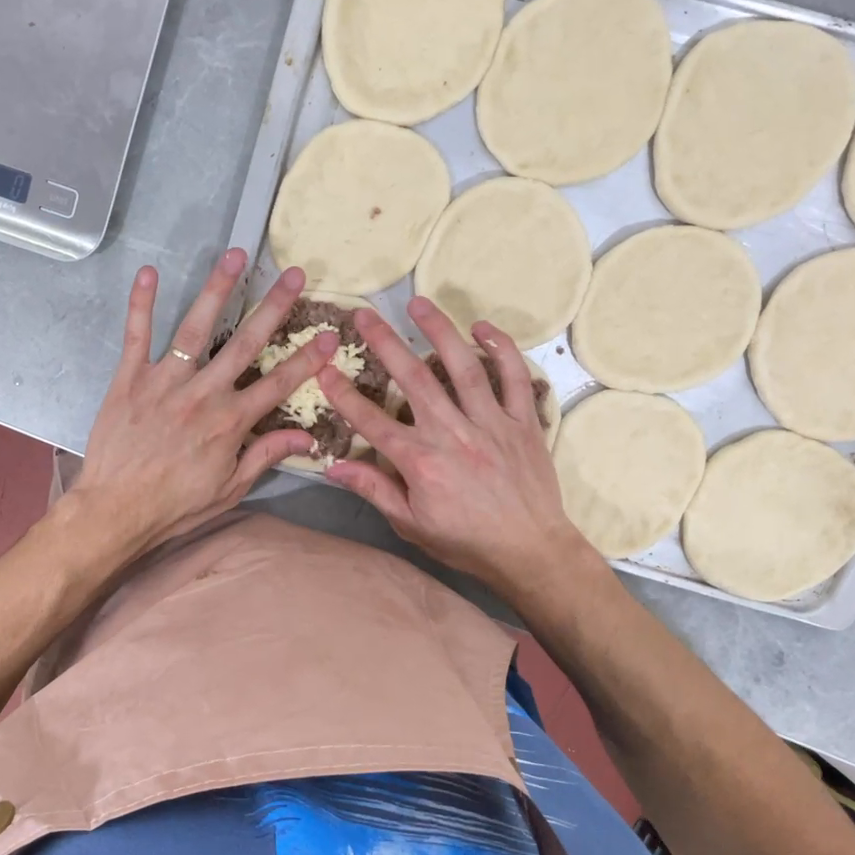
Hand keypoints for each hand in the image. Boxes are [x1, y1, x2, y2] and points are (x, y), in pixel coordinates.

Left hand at [68, 249, 336, 553]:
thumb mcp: (229, 488)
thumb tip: (309, 437)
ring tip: (235, 254)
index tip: (328, 334)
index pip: (278, 384)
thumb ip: (266, 455)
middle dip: (273, 307)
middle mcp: (203, 393)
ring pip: (195, 327)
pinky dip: (141, 303)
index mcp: (230, 422)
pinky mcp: (129, 379)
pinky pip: (136, 335)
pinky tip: (149, 272)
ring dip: (217, 288)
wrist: (116, 510)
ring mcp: (165, 381)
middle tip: (295, 274)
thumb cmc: (175, 506)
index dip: (307, 359)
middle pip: (245, 343)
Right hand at [318, 298, 595, 592]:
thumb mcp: (410, 524)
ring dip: (439, 331)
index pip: (372, 421)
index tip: (325, 371)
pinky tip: (482, 328)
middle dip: (385, 343)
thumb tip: (333, 466)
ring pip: (462, 367)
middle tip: (365, 315)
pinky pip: (513, 378)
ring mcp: (491, 423)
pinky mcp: (523, 422)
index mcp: (420, 461)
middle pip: (414, 379)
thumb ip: (374, 489)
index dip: (344, 395)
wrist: (529, 551)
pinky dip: (501, 349)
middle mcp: (452, 433)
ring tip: (419, 303)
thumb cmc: (465, 542)